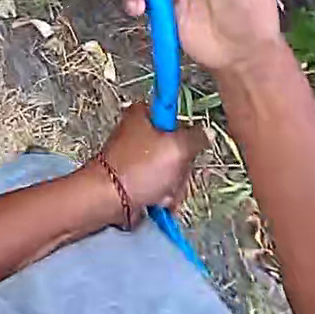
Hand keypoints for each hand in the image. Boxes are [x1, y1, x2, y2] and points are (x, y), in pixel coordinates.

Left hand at [85, 102, 207, 225]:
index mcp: (143, 113)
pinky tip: (157, 200)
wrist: (107, 199)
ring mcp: (136, 155)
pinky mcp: (135, 175)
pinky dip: (162, 193)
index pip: (177, 117)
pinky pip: (160, 183)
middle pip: (177, 147)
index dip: (185, 136)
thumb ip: (197, 137)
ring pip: (171, 169)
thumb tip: (207, 132)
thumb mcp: (177, 148)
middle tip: (172, 175)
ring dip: (172, 185)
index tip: (183, 148)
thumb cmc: (139, 169)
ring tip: (161, 191)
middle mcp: (138, 130)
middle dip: (179, 168)